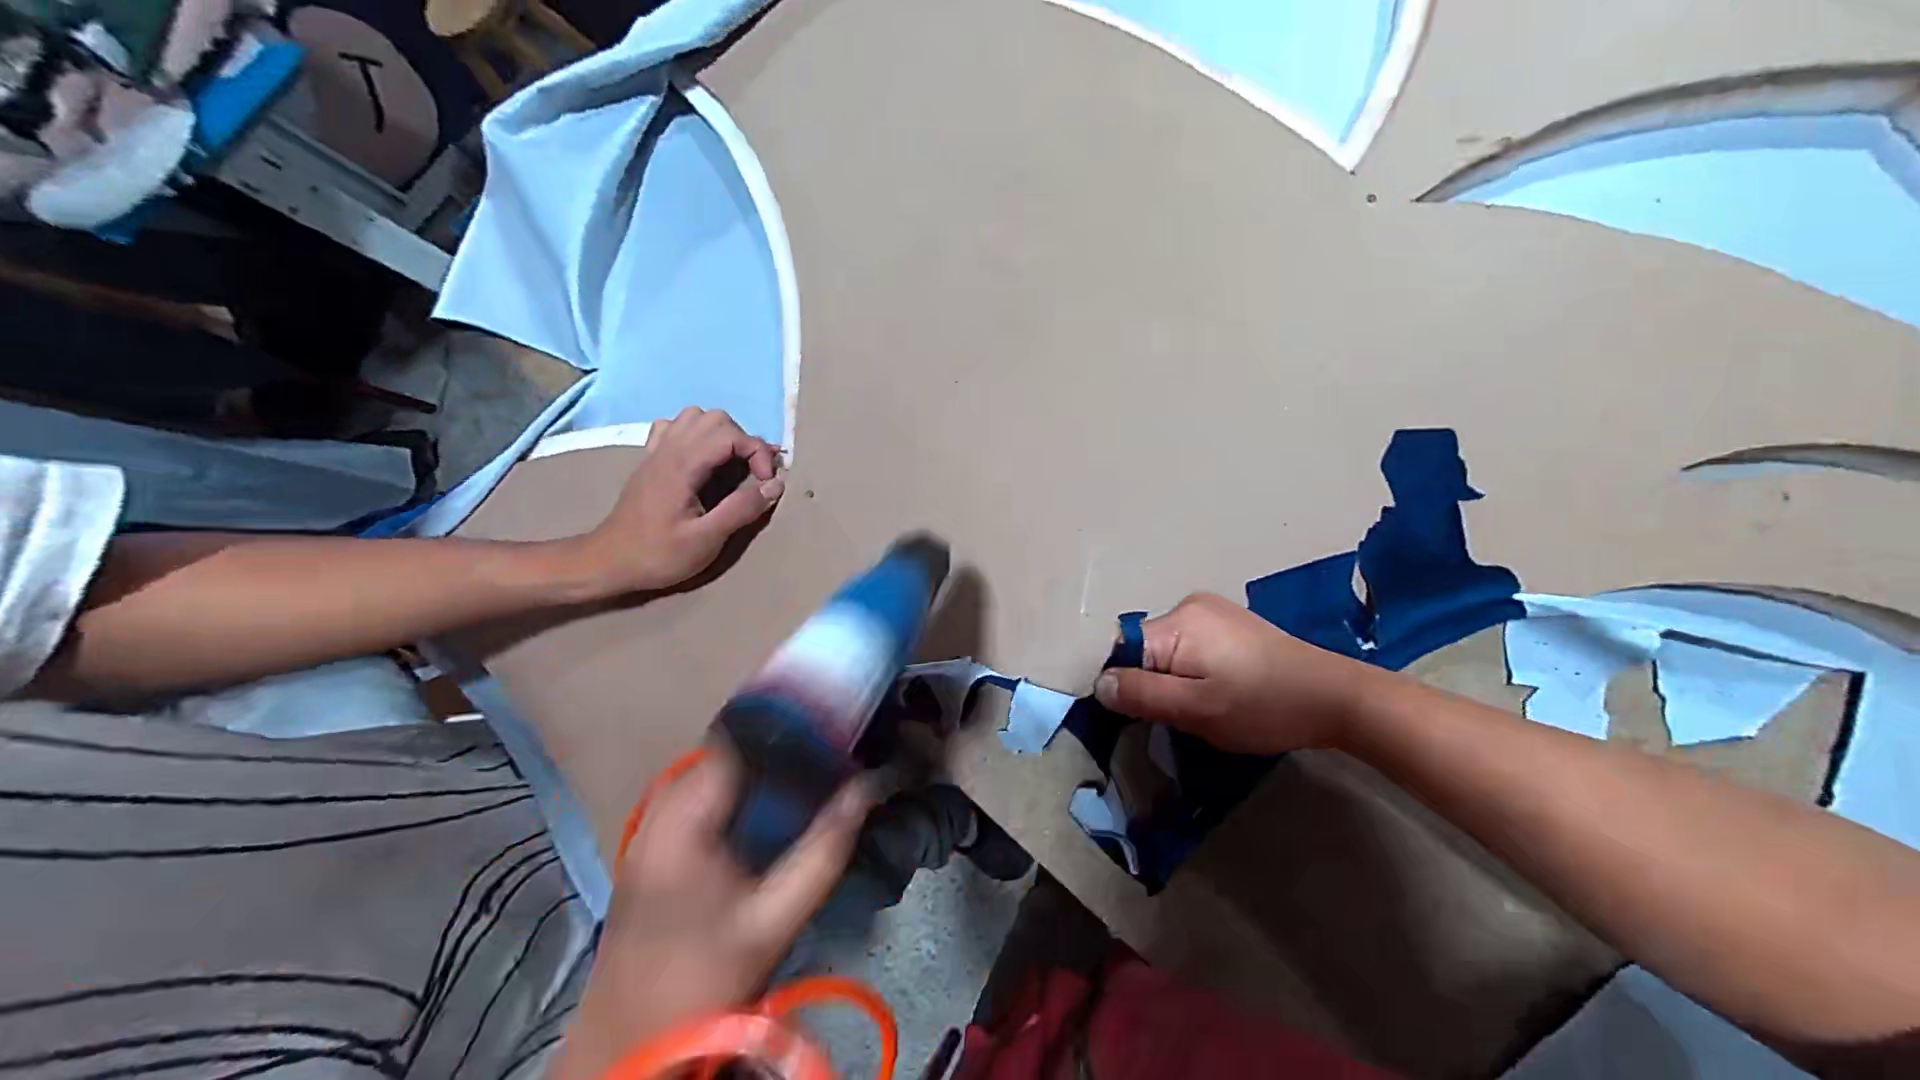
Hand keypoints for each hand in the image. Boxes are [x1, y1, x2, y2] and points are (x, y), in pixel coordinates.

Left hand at [554, 750, 870, 1078]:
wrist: (628, 1045)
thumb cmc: (700, 979)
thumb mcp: (773, 920)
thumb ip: (824, 851)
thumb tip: (869, 789)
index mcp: (682, 816)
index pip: (737, 736)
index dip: (786, 723)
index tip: (831, 722)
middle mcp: (661, 808)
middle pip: (730, 751)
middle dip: (782, 746)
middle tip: (832, 749)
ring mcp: (653, 827)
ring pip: (719, 773)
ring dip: (763, 769)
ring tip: (813, 771)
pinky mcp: (656, 847)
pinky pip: (707, 798)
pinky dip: (743, 793)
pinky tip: (774, 810)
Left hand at [571, 407, 784, 594]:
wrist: (608, 562)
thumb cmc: (658, 555)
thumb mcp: (706, 541)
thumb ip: (741, 509)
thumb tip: (775, 484)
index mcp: (682, 466)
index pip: (730, 434)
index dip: (758, 453)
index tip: (766, 483)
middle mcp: (668, 450)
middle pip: (716, 419)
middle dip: (744, 441)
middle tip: (753, 475)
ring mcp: (656, 452)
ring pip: (696, 417)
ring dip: (722, 435)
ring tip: (732, 465)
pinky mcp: (650, 460)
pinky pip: (675, 427)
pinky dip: (697, 435)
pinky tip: (703, 461)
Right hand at [1091, 592, 1381, 753]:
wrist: (1338, 698)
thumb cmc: (1263, 706)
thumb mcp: (1196, 710)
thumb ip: (1142, 694)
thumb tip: (1099, 684)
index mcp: (1178, 621)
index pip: (1121, 647)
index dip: (1123, 682)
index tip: (1137, 713)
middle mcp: (1189, 605)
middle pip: (1143, 647)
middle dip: (1151, 682)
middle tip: (1181, 715)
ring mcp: (1213, 611)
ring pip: (1166, 649)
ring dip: (1172, 679)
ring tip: (1205, 705)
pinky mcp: (1230, 623)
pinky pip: (1189, 646)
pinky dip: (1191, 670)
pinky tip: (1220, 690)